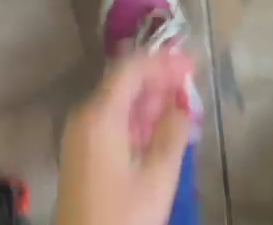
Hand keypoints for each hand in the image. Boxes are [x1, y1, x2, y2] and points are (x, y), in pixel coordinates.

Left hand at [54, 51, 194, 224]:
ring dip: (151, 102)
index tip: (192, 63)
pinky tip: (162, 131)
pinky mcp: (83, 156)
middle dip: (159, 80)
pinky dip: (138, 121)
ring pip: (119, 104)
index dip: (163, 62)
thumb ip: (172, 132)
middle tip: (192, 83)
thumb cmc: (123, 218)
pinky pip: (113, 124)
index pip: (131, 68)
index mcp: (99, 114)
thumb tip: (181, 103)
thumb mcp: (157, 177)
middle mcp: (85, 117)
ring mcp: (81, 137)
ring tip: (184, 106)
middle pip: (124, 83)